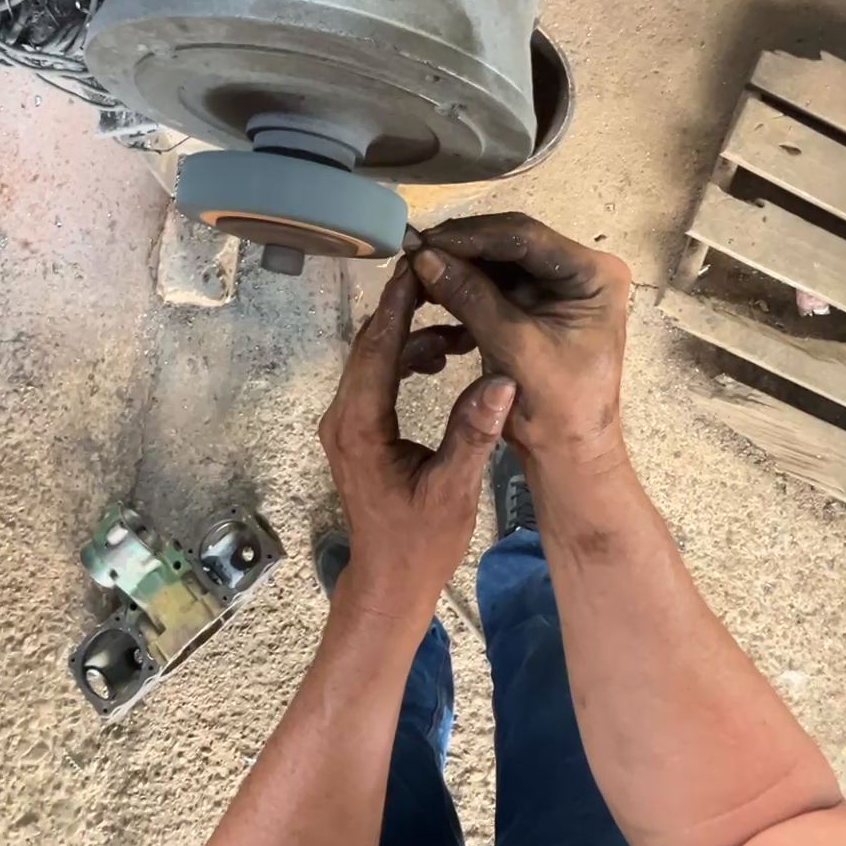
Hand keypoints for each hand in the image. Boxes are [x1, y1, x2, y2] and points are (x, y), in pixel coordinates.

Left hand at [319, 260, 516, 623]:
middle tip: (443, 280)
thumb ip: (473, 433)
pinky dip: (407, 360)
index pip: (376, 350)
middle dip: (403, 310)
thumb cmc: (419, 542)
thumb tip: (501, 380)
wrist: (389, 579)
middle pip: (368, 346)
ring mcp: (346, 423)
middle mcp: (343, 417)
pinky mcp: (357, 429)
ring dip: (411, 337)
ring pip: (374, 360)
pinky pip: (377, 379)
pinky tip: (441, 358)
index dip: (396, 305)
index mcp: (360, 427)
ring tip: (458, 328)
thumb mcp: (453, 490)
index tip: (419, 267)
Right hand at [412, 213, 631, 468]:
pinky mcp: (529, 306)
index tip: (427, 240)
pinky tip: (428, 292)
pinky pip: (489, 286)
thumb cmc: (559, 408)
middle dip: (460, 249)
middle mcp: (576, 271)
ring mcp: (552, 288)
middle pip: (508, 245)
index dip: (472, 236)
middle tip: (413, 250)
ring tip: (414, 269)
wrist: (569, 454)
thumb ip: (472, 299)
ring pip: (493, 263)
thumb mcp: (516, 348)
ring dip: (455, 267)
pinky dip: (460, 290)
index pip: (526, 238)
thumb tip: (425, 258)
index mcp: (593, 275)